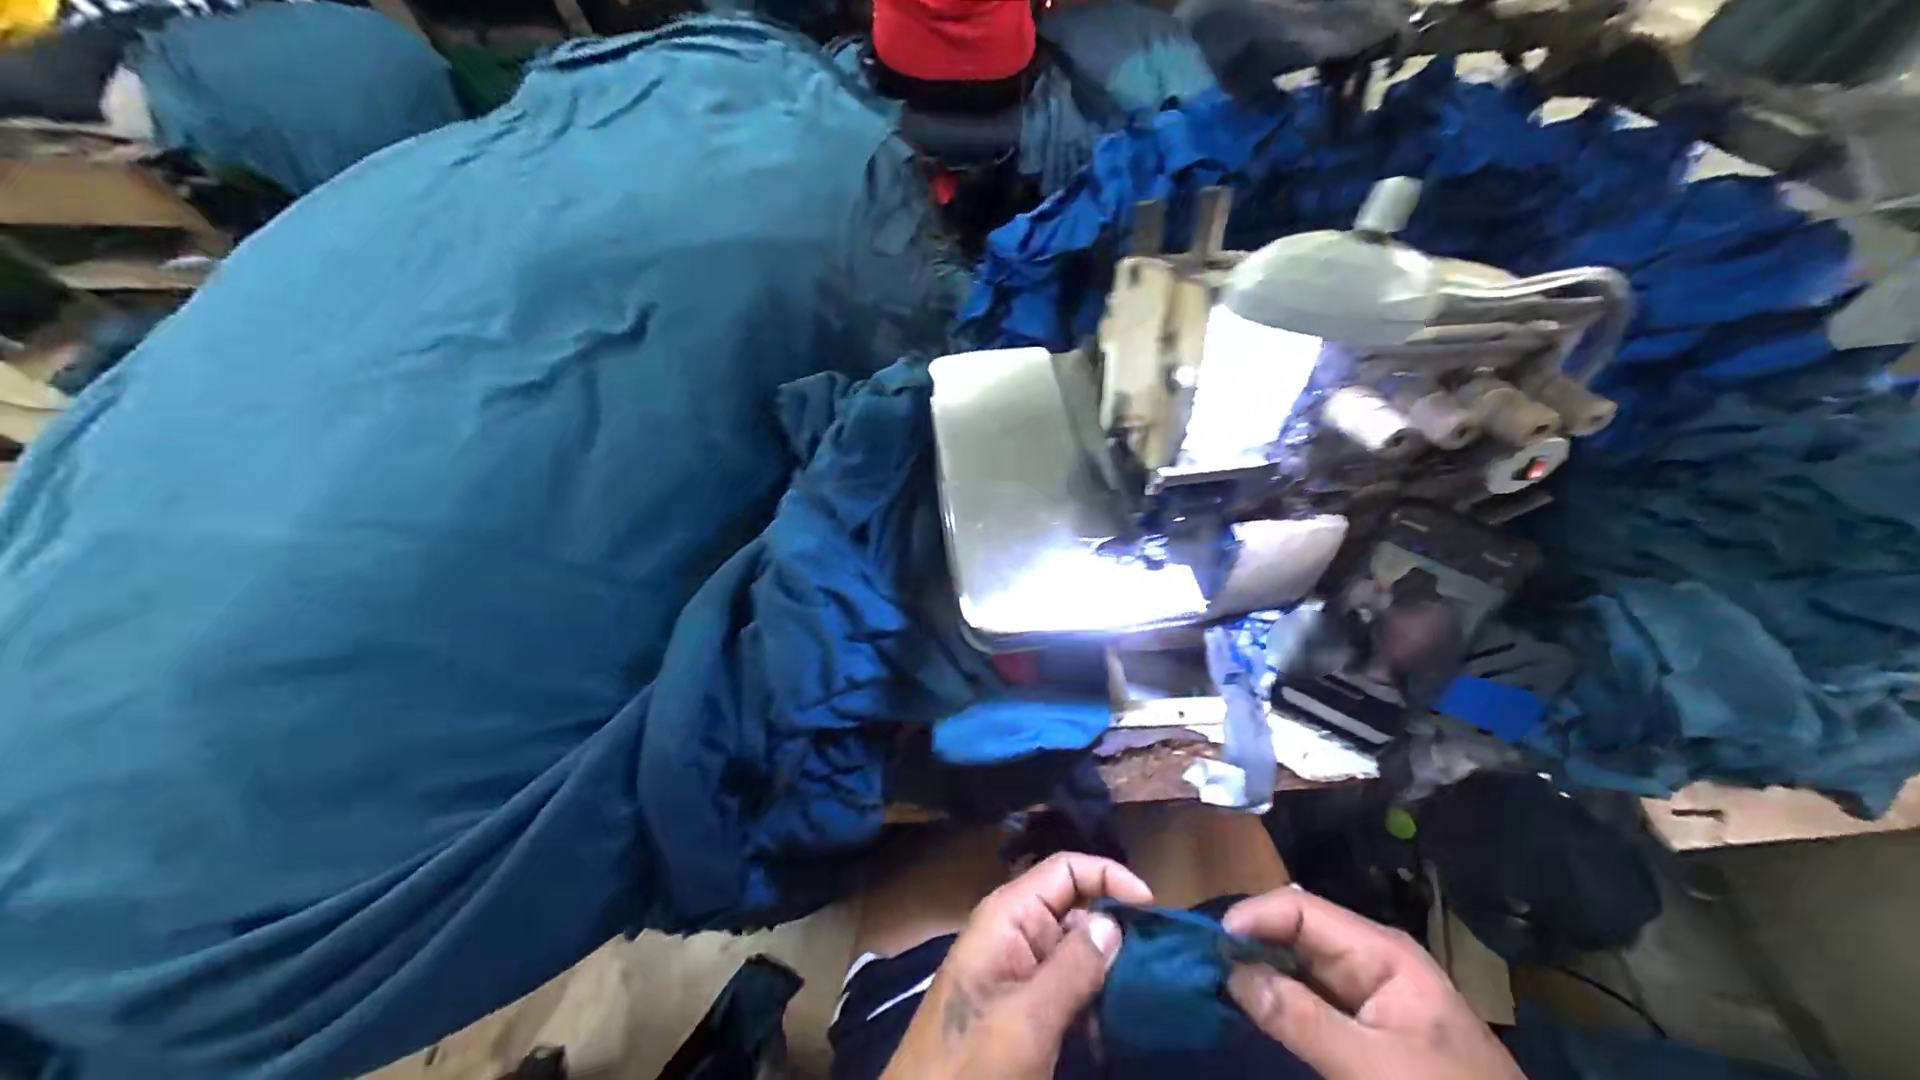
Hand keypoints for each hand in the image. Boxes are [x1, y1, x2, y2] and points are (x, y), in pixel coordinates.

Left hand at [880, 853, 1153, 1079]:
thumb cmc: (972, 1062)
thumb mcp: (1029, 1017)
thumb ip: (1075, 966)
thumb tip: (1115, 922)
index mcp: (1009, 915)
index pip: (1065, 869)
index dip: (1109, 875)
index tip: (1154, 908)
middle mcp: (1014, 930)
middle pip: (1075, 907)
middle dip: (1115, 929)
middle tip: (1159, 964)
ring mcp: (1017, 967)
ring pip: (1075, 949)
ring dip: (1107, 971)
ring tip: (1143, 998)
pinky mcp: (1021, 1003)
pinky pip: (1066, 985)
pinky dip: (1092, 1000)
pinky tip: (1111, 1029)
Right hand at [1223, 888, 1525, 1079]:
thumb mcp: (1373, 1068)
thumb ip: (1300, 1016)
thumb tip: (1229, 967)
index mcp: (1381, 951)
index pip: (1300, 908)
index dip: (1252, 917)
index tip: (1208, 944)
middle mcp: (1369, 958)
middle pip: (1295, 930)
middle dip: (1249, 941)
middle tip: (1202, 964)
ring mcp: (1367, 993)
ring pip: (1296, 963)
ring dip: (1257, 969)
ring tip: (1213, 981)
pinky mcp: (1364, 1026)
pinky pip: (1308, 997)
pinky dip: (1275, 998)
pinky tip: (1249, 1007)